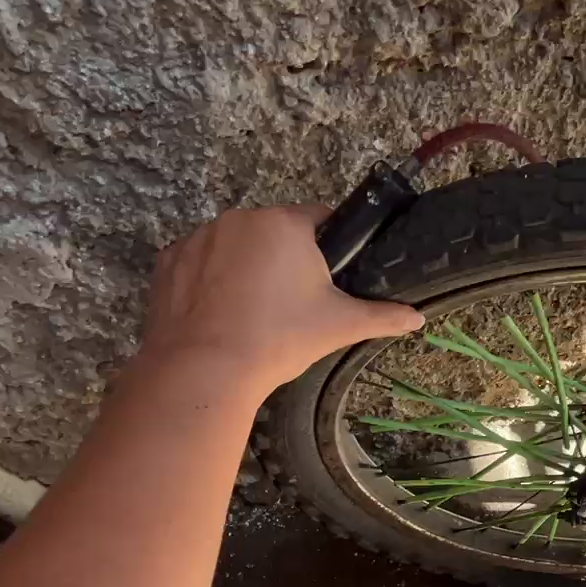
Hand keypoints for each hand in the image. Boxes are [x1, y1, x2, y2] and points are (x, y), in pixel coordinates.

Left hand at [140, 205, 423, 396]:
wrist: (206, 368)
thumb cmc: (279, 338)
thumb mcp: (341, 326)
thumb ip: (383, 316)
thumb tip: (417, 318)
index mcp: (284, 225)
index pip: (320, 218)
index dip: (332, 246)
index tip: (333, 277)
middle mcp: (238, 219)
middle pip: (276, 233)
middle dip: (288, 261)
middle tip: (298, 305)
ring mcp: (197, 238)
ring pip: (238, 247)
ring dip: (250, 269)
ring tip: (258, 315)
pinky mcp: (168, 261)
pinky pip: (202, 264)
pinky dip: (214, 283)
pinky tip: (225, 315)